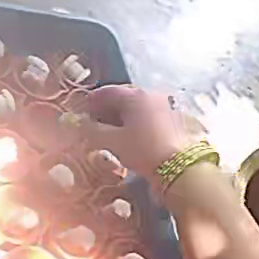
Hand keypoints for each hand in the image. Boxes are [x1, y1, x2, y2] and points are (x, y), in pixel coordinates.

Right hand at [83, 85, 205, 180]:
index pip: (107, 91)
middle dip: (107, 107)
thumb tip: (78, 123)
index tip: (81, 110)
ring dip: (123, 114)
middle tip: (94, 120)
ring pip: (138, 105)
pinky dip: (137, 119)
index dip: (91, 100)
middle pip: (124, 96)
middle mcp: (152, 94)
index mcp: (135, 95)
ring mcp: (166, 104)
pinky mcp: (175, 117)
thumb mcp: (112, 141)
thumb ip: (92, 130)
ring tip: (112, 129)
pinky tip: (132, 133)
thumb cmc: (143, 151)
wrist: (180, 167)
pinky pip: (150, 113)